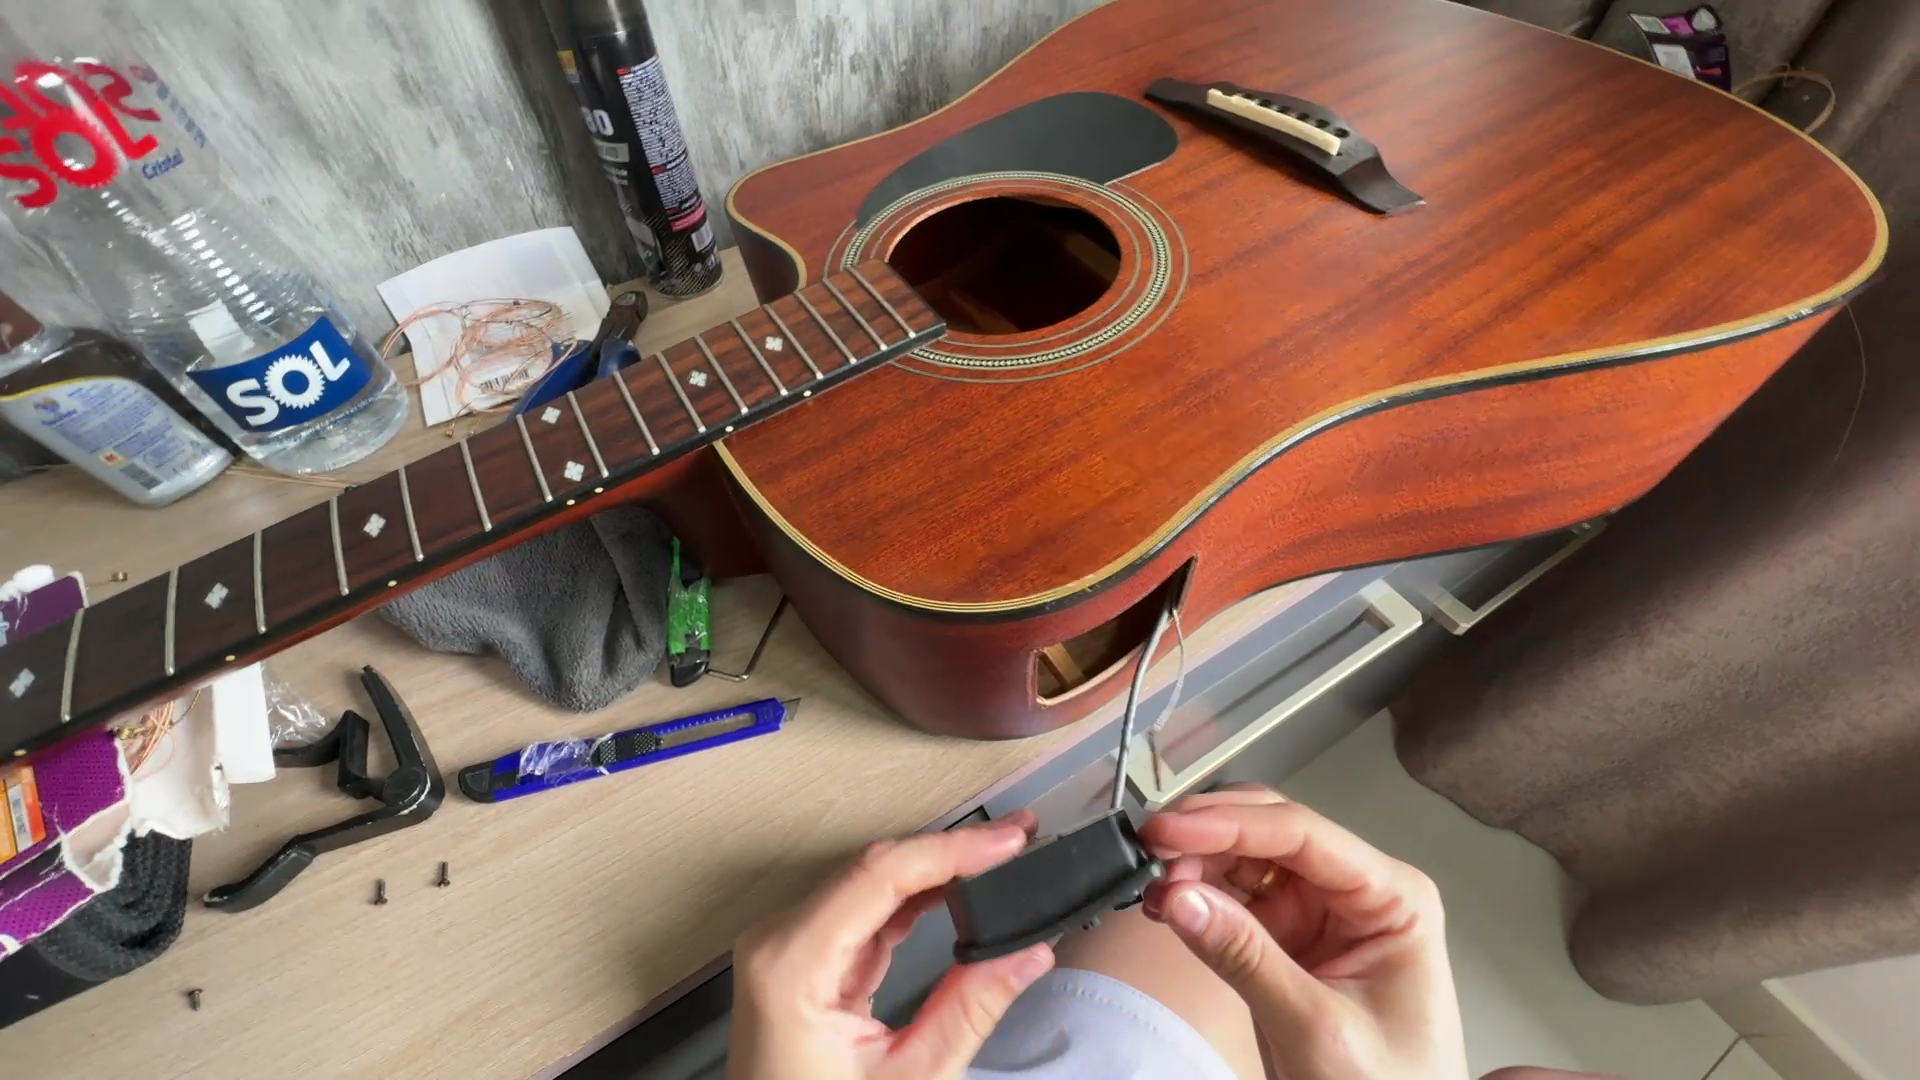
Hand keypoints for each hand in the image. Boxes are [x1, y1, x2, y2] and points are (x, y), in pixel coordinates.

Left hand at [728, 811, 1054, 1079]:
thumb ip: (969, 1010)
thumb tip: (1027, 954)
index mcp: (792, 965)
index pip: (880, 875)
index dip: (949, 849)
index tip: (1005, 842)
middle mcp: (782, 939)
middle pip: (877, 867)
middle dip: (952, 850)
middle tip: (1014, 839)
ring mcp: (792, 942)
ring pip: (876, 878)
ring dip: (940, 866)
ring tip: (996, 855)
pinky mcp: (809, 953)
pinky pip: (869, 906)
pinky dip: (918, 895)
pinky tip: (957, 886)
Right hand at [1140, 786, 1467, 1079]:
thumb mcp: (1316, 1031)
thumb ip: (1245, 958)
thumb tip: (1176, 895)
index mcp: (1389, 895)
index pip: (1298, 832)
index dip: (1226, 824)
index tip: (1164, 833)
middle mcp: (1352, 885)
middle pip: (1267, 828)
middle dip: (1204, 833)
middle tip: (1148, 849)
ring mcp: (1316, 905)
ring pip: (1241, 852)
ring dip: (1192, 859)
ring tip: (1151, 884)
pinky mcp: (1285, 928)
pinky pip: (1230, 889)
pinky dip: (1193, 889)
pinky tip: (1163, 902)